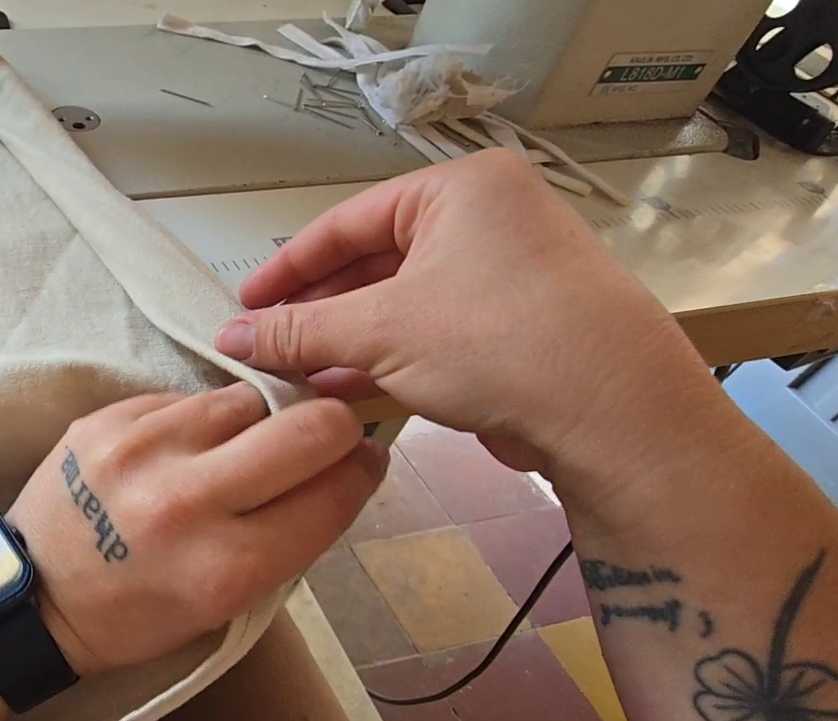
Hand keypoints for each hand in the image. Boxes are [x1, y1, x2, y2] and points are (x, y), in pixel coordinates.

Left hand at [5, 383, 383, 676]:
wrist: (35, 597)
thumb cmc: (136, 615)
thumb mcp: (226, 606)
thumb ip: (290, 537)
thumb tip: (342, 465)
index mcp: (227, 567)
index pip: (337, 491)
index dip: (360, 473)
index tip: (355, 465)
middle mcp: (187, 500)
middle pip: (310, 425)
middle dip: (330, 429)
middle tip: (316, 442)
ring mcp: (140, 450)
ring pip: (247, 398)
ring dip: (256, 422)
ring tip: (230, 452)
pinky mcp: (104, 419)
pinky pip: (185, 398)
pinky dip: (197, 422)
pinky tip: (177, 451)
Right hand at [212, 149, 717, 477]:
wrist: (609, 412)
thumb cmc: (494, 341)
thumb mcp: (379, 330)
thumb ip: (296, 332)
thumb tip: (229, 338)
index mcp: (458, 191)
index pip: (346, 223)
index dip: (287, 268)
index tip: (243, 305)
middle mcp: (481, 223)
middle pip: (368, 265)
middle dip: (312, 313)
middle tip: (263, 347)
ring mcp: (496, 278)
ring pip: (392, 306)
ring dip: (337, 343)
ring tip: (287, 374)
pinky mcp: (503, 330)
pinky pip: (420, 336)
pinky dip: (375, 361)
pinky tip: (332, 390)